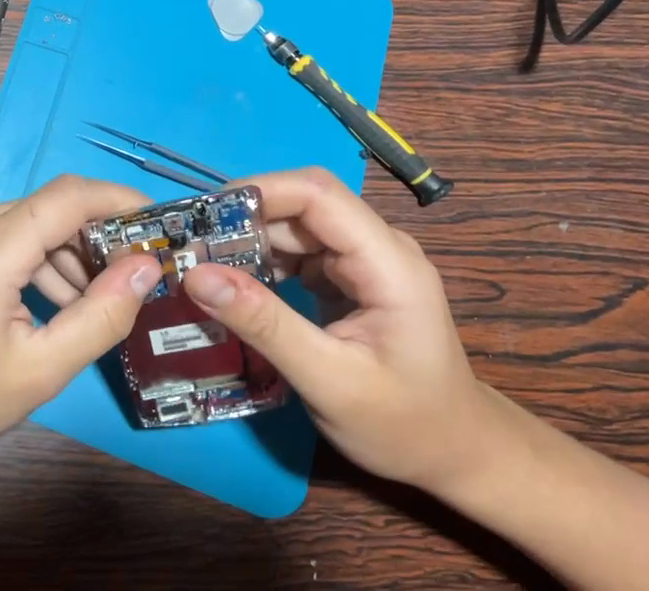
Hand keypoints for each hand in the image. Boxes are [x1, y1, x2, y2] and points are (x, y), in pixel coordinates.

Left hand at [0, 175, 162, 459]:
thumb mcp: (38, 369)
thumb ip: (99, 317)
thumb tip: (145, 269)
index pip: (69, 196)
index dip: (121, 203)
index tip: (162, 227)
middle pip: (50, 210)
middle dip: (97, 242)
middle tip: (128, 287)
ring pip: (28, 223)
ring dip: (66, 257)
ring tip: (86, 310)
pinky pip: (4, 236)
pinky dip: (35, 261)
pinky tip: (46, 306)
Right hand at [178, 168, 509, 493]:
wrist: (458, 456)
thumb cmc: (403, 424)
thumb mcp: (328, 381)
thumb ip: (264, 324)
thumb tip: (195, 275)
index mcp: (388, 263)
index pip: (317, 194)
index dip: (257, 193)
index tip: (201, 219)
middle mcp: (378, 248)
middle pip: (301, 204)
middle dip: (243, 219)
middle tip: (190, 249)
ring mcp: (364, 261)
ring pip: (293, 225)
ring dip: (247, 240)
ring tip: (202, 268)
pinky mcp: (348, 276)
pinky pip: (296, 250)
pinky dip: (260, 260)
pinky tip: (234, 285)